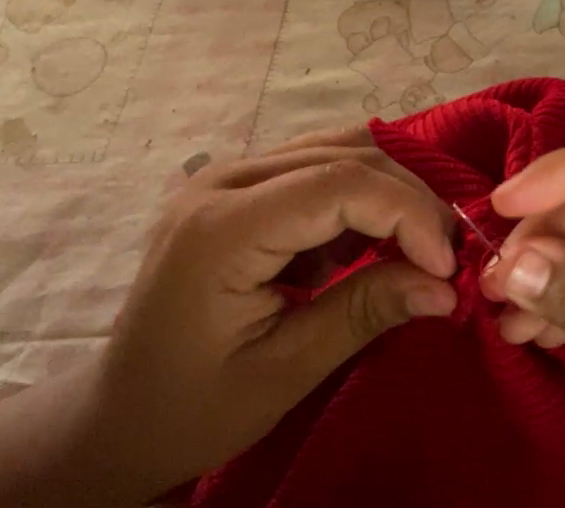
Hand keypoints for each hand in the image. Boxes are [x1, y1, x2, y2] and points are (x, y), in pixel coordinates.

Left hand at [86, 126, 459, 496]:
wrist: (117, 416)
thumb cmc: (189, 408)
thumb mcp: (283, 371)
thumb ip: (365, 312)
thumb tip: (446, 286)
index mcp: (221, 228)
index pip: (340, 183)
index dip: (408, 214)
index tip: (446, 267)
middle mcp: (224, 180)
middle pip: (347, 155)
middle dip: (409, 200)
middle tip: (443, 259)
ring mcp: (230, 176)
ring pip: (340, 148)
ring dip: (391, 191)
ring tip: (418, 246)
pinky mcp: (243, 186)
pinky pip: (322, 165)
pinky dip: (364, 195)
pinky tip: (373, 241)